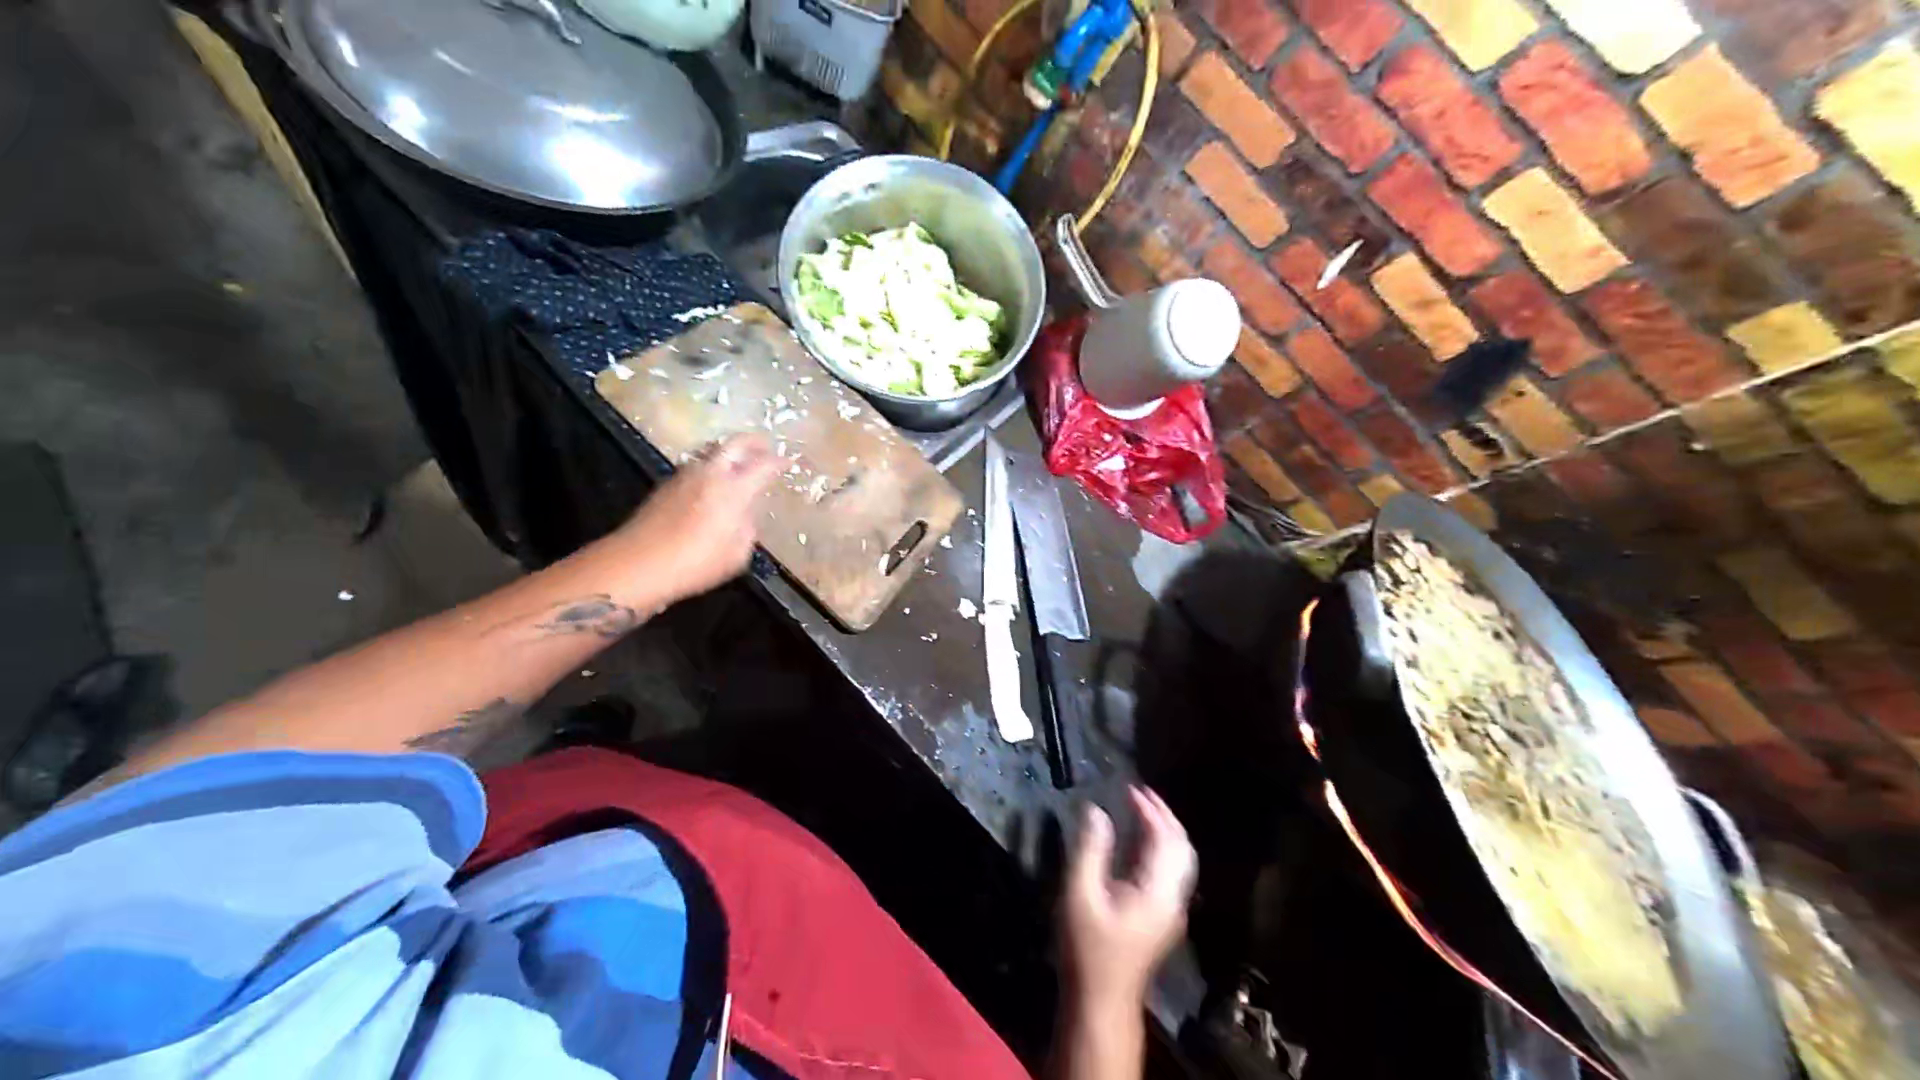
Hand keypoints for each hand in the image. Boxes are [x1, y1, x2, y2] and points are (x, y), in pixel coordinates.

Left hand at [615, 433, 779, 599]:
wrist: (637, 564)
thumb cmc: (696, 563)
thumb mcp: (737, 554)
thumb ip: (746, 529)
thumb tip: (744, 516)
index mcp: (734, 488)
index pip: (764, 465)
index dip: (779, 461)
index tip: (789, 460)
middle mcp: (710, 473)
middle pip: (735, 443)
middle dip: (754, 442)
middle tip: (766, 447)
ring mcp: (685, 476)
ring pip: (712, 451)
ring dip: (729, 452)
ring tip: (739, 462)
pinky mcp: (666, 486)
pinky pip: (696, 467)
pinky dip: (711, 467)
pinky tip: (712, 484)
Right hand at [1059, 786, 1196, 1006]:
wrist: (1100, 1000)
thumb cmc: (1088, 948)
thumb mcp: (1080, 895)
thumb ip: (1091, 850)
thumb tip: (1097, 811)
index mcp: (1158, 892)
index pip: (1167, 840)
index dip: (1152, 811)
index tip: (1132, 790)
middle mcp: (1173, 900)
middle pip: (1182, 849)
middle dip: (1165, 817)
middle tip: (1141, 794)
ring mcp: (1171, 911)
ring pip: (1180, 861)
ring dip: (1165, 831)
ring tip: (1142, 810)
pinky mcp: (1162, 918)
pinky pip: (1171, 872)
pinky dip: (1160, 848)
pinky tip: (1139, 841)